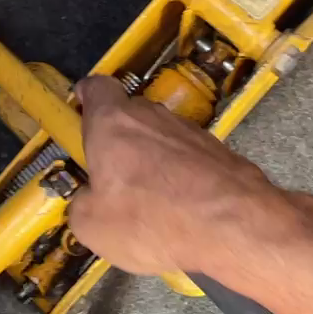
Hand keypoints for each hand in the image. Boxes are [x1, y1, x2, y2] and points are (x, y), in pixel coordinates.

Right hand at [68, 75, 299, 276]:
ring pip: (159, 136)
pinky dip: (179, 175)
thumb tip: (87, 202)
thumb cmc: (156, 218)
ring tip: (147, 200)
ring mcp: (187, 130)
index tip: (80, 108)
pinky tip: (178, 207)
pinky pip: (186, 156)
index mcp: (113, 122)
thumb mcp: (92, 226)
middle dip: (118, 139)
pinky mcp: (216, 149)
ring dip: (150, 159)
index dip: (86, 96)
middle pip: (128, 114)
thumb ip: (81, 205)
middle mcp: (151, 116)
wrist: (232, 225)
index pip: (96, 87)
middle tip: (109, 173)